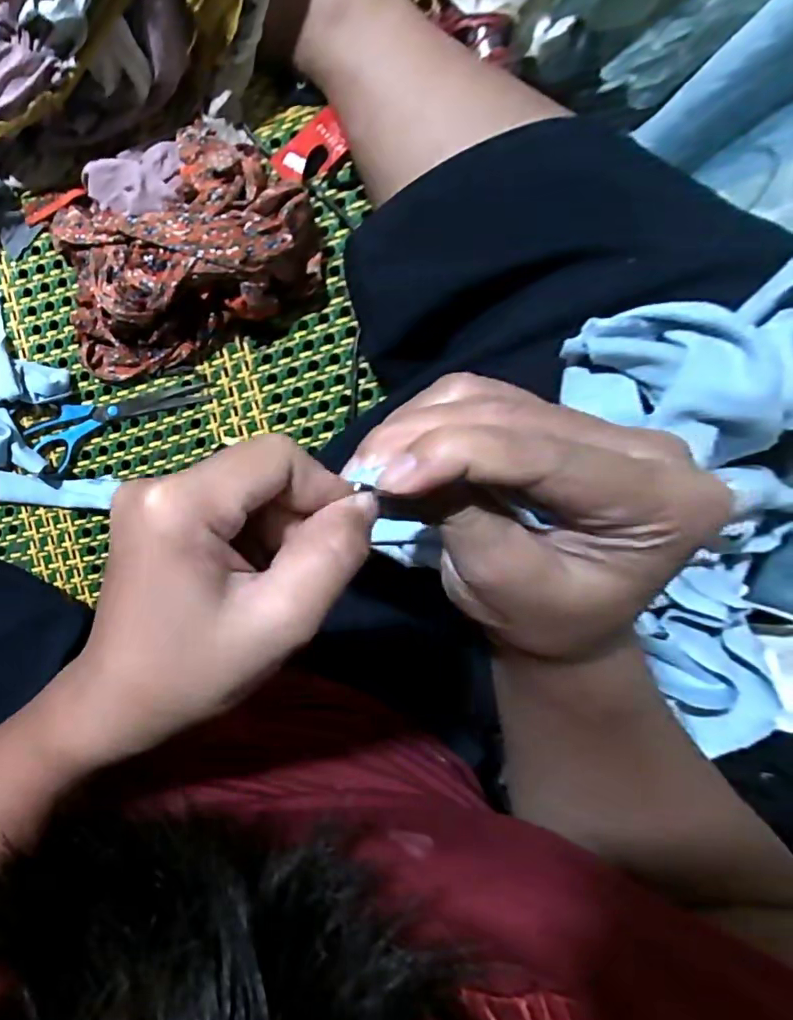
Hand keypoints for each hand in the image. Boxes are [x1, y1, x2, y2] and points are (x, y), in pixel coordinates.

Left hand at [65, 434, 378, 759]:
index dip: (320, 491)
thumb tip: (363, 501)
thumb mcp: (281, 618)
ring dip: (267, 527)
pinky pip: (212, 502)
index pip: (275, 455)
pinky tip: (234, 576)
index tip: (334, 545)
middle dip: (291, 515)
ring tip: (259, 583)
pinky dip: (239, 532)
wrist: (120, 693)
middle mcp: (150, 485)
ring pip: (237, 485)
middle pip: (253, 469)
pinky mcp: (141, 514)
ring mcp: (140, 497)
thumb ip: (331, 552)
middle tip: (291, 576)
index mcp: (176, 501)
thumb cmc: (194, 667)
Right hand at [347, 374, 731, 663]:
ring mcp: (595, 425)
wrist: (562, 623)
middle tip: (358, 475)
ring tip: (371, 466)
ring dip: (410, 426)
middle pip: (504, 414)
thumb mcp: (499, 579)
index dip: (450, 454)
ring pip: (480, 396)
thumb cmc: (538, 615)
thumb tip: (395, 474)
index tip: (380, 482)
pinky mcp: (548, 418)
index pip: (539, 451)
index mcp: (659, 499)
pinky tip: (396, 452)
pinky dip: (419, 419)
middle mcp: (642, 446)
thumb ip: (461, 518)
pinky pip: (471, 396)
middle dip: (416, 439)